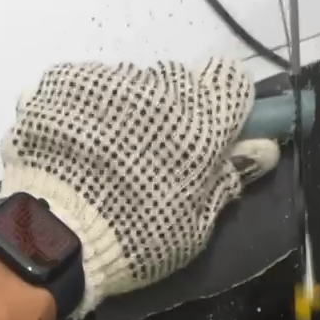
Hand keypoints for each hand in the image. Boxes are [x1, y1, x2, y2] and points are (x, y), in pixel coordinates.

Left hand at [1, 60, 278, 317]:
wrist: (55, 235)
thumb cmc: (135, 239)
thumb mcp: (193, 227)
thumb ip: (228, 181)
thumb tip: (264, 149)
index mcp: (200, 121)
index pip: (230, 82)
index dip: (221, 109)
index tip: (209, 139)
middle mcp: (158, 88)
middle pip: (176, 84)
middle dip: (169, 115)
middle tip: (150, 160)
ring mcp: (107, 80)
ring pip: (129, 87)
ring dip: (124, 114)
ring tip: (101, 161)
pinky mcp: (62, 82)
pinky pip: (84, 89)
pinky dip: (83, 114)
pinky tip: (70, 151)